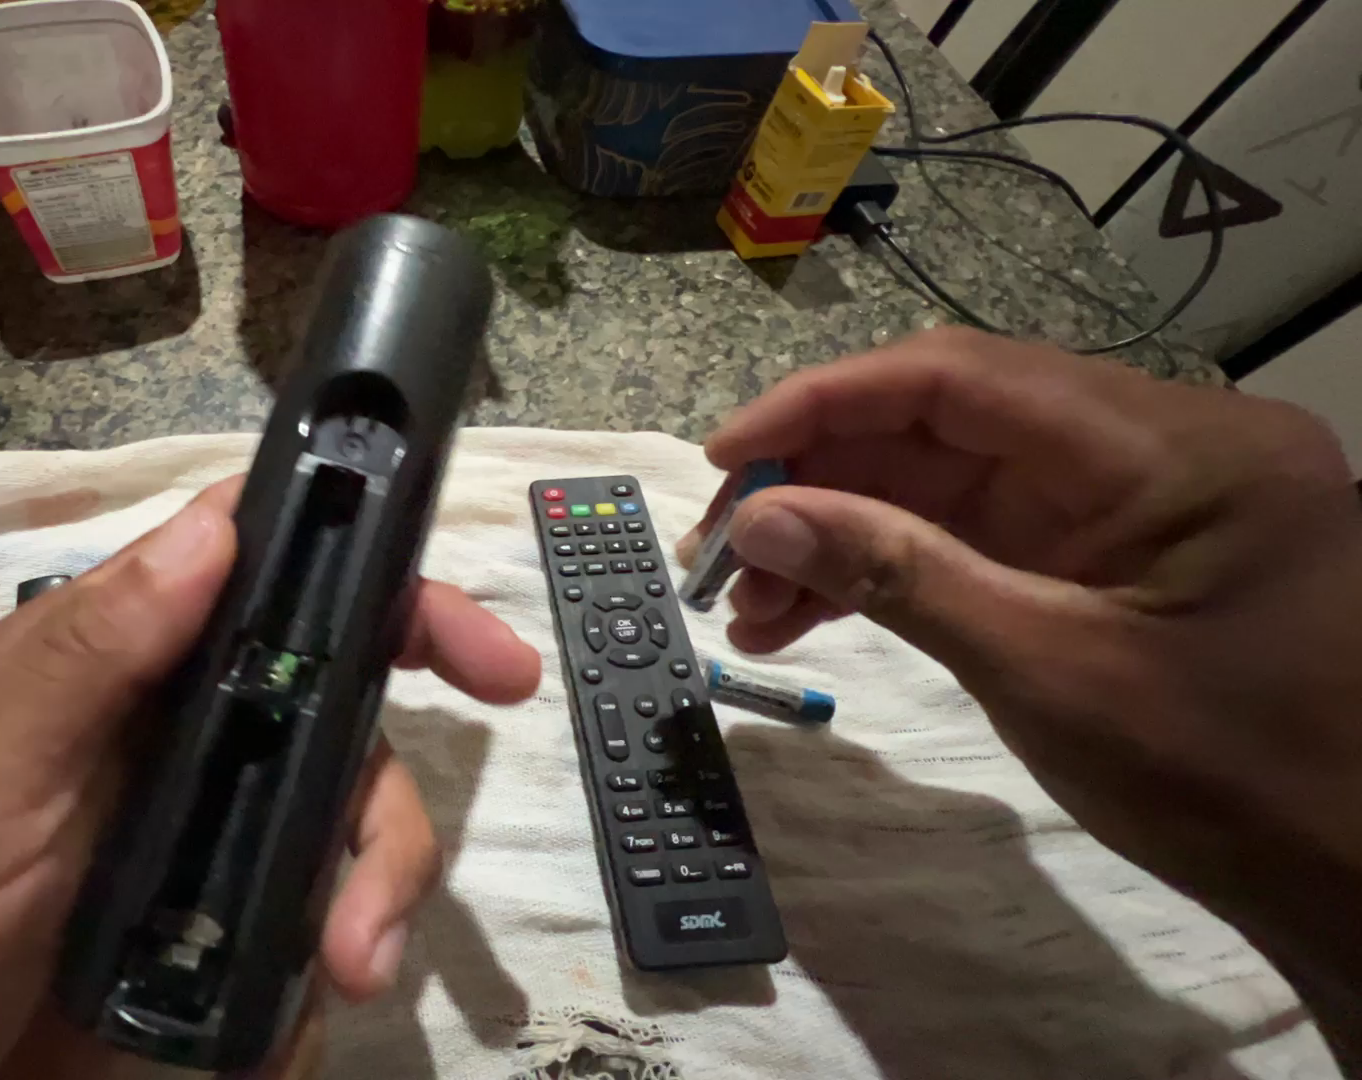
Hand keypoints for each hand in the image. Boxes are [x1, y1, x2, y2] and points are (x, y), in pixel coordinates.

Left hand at [0, 478, 540, 1079]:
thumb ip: (84, 651)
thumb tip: (213, 528)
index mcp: (133, 653)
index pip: (257, 559)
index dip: (351, 543)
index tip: (425, 567)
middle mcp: (198, 711)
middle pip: (340, 659)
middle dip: (427, 660)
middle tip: (508, 682)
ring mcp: (230, 806)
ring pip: (358, 786)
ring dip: (388, 860)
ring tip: (361, 955)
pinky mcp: (247, 898)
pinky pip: (337, 889)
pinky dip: (355, 926)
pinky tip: (328, 983)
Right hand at [680, 329, 1361, 1062]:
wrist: (1355, 882)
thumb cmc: (1233, 776)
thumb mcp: (1044, 668)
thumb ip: (895, 574)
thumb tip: (755, 521)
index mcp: (1159, 446)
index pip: (951, 378)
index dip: (819, 403)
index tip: (724, 456)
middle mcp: (1121, 449)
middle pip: (916, 429)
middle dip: (802, 487)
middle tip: (716, 554)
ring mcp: (1084, 504)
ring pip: (908, 488)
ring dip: (815, 540)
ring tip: (740, 611)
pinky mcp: (1055, 554)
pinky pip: (931, 539)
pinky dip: (855, 574)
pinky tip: (788, 622)